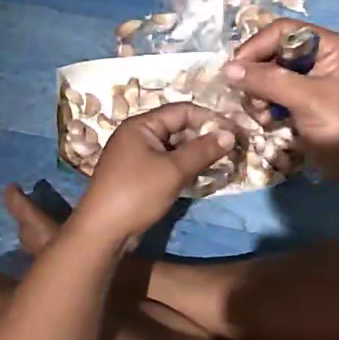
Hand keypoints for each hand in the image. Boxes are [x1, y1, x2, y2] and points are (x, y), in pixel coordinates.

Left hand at [72, 102, 233, 241]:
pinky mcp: (138, 176)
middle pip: (177, 128)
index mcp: (140, 125)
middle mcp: (137, 136)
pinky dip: (184, 168)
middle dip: (204, 137)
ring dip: (196, 154)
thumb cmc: (136, 193)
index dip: (210, 118)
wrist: (103, 229)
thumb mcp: (173, 170)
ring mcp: (136, 156)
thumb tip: (230, 134)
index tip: (235, 131)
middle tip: (233, 149)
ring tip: (223, 162)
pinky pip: (166, 164)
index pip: (182, 110)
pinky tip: (203, 176)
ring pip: (173, 148)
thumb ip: (202, 150)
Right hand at [225, 19, 338, 156]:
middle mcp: (324, 59)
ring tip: (261, 116)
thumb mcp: (304, 98)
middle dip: (258, 76)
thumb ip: (266, 80)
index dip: (255, 47)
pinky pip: (282, 97)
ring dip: (261, 95)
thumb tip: (227, 69)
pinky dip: (270, 108)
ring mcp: (319, 83)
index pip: (283, 32)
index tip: (234, 71)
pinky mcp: (312, 105)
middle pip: (277, 55)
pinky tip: (269, 122)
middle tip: (249, 99)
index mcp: (331, 46)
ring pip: (275, 78)